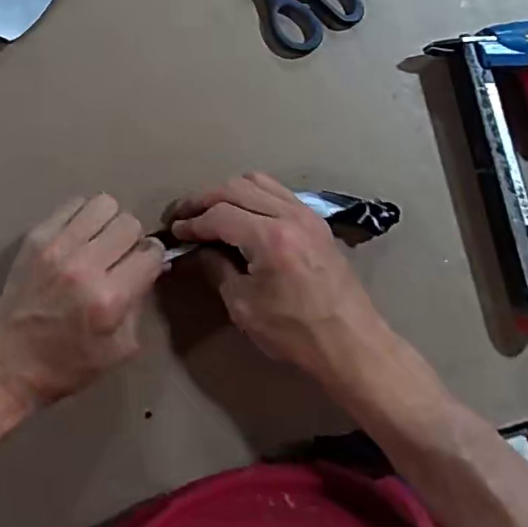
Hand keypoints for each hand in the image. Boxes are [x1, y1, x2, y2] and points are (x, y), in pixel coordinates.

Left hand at [0, 194, 164, 408]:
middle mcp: (84, 265)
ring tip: (99, 241)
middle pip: (129, 223)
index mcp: (109, 298)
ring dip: (108, 221)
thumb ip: (140, 302)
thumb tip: (151, 264)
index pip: (150, 253)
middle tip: (120, 255)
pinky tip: (78, 236)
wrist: (10, 361)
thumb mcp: (121, 348)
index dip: (153, 258)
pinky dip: (82, 216)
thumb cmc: (69, 364)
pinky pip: (72, 204)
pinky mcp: (36, 237)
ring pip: (103, 204)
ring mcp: (57, 246)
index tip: (145, 265)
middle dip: (132, 239)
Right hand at [168, 172, 388, 383]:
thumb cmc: (295, 333)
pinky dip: (252, 194)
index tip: (174, 231)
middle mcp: (289, 215)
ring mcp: (306, 213)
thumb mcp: (243, 306)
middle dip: (203, 199)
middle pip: (234, 188)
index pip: (219, 214)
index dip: (192, 222)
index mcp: (270, 238)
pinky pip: (276, 191)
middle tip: (183, 215)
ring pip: (256, 181)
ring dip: (227, 191)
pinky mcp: (315, 220)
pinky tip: (241, 213)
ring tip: (209, 210)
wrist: (353, 344)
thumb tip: (197, 249)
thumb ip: (216, 269)